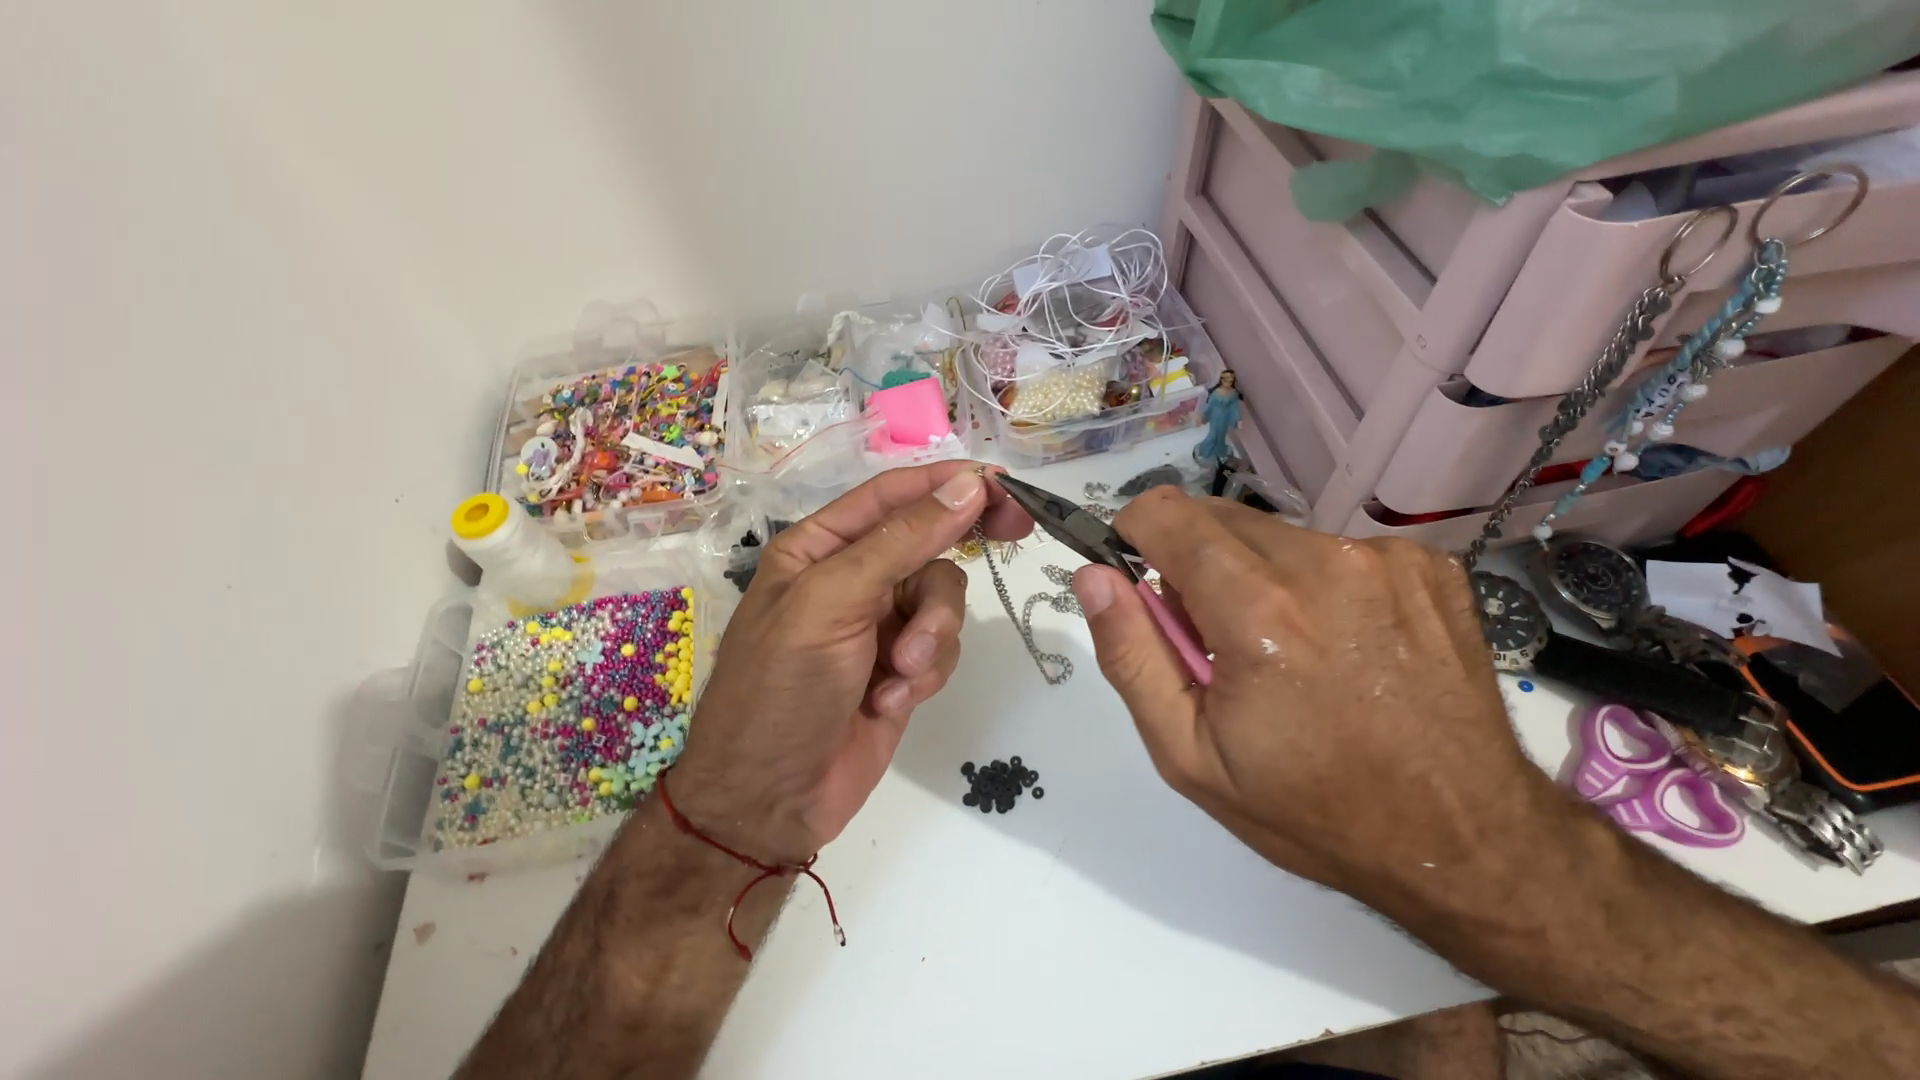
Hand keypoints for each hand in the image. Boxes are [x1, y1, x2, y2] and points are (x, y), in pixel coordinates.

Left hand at [671, 462, 1031, 863]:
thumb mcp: (834, 602)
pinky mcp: (901, 671)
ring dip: (932, 635)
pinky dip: (926, 674)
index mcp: (818, 549)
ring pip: (942, 602)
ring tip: (903, 672)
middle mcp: (851, 580)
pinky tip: (891, 702)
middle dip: (949, 566)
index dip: (947, 483)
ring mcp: (878, 628)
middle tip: (1017, 532)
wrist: (770, 799)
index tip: (1004, 484)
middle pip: (928, 548)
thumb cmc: (782, 687)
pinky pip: (941, 650)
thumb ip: (902, 541)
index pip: (892, 496)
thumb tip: (967, 484)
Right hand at [1071, 488, 1550, 906]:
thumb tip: (1093, 576)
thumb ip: (1131, 655)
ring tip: (1289, 651)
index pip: (1165, 513)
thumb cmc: (1310, 806)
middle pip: (1219, 518)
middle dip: (1196, 564)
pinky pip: (1338, 550)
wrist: (1463, 839)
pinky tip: (1343, 646)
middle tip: (1217, 639)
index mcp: (1258, 607)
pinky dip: (1319, 584)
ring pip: (1278, 535)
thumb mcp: (1190, 754)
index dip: (1135, 535)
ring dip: (1259, 575)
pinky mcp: (1431, 566)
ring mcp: (1387, 559)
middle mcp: (1325, 561)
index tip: (1142, 578)